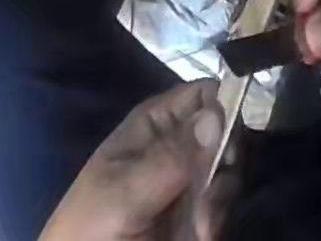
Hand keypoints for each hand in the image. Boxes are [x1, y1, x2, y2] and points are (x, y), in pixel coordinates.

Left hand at [39, 80, 224, 240]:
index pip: (203, 93)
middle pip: (225, 130)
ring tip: (202, 228)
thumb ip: (171, 157)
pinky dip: (219, 220)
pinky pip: (223, 205)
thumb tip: (217, 114)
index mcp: (156, 122)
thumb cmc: (91, 229)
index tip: (227, 141)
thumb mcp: (125, 193)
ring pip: (229, 169)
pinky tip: (203, 237)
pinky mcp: (196, 214)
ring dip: (222, 197)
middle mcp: (178, 143)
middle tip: (213, 192)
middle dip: (227, 160)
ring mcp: (189, 180)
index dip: (224, 107)